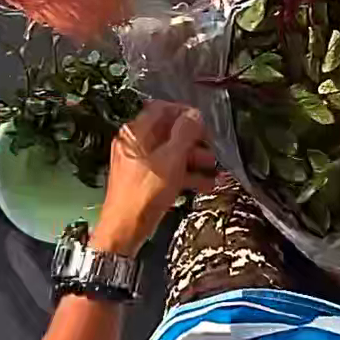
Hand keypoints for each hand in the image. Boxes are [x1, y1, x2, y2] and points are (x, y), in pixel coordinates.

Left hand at [93, 102, 218, 256]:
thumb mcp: (170, 161)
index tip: (203, 122)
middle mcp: (134, 144)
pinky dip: (185, 175)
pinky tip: (205, 184)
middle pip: (168, 132)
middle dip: (193, 140)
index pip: (160, 109)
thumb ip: (184, 135)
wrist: (124, 230)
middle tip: (212, 149)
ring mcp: (138, 163)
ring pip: (170, 153)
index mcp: (135, 133)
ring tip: (214, 169)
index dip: (184, 113)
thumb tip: (194, 114)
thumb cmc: (144, 193)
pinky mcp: (144, 181)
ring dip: (194, 159)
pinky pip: (166, 171)